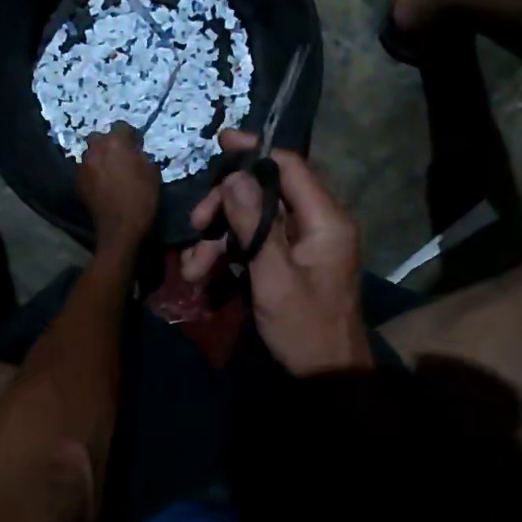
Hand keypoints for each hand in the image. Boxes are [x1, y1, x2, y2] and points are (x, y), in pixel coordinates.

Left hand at [79, 123, 159, 249]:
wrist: (120, 228)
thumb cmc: (142, 199)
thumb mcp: (152, 173)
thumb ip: (140, 156)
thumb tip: (134, 153)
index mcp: (115, 144)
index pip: (121, 126)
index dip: (130, 135)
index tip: (136, 145)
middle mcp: (95, 150)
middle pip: (99, 138)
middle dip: (109, 143)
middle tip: (120, 156)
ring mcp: (83, 167)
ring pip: (90, 154)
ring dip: (99, 158)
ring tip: (109, 171)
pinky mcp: (77, 183)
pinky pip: (85, 171)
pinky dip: (93, 174)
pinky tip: (101, 185)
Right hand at [181, 131, 370, 374]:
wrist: (329, 377)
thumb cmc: (305, 329)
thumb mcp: (274, 277)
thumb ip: (255, 225)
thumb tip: (234, 177)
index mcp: (325, 220)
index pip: (290, 166)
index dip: (255, 151)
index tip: (220, 143)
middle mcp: (318, 223)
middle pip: (265, 192)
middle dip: (225, 206)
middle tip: (196, 224)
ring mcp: (304, 243)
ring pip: (254, 220)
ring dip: (220, 238)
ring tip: (191, 269)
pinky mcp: (291, 261)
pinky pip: (256, 243)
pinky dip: (229, 254)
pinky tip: (202, 275)